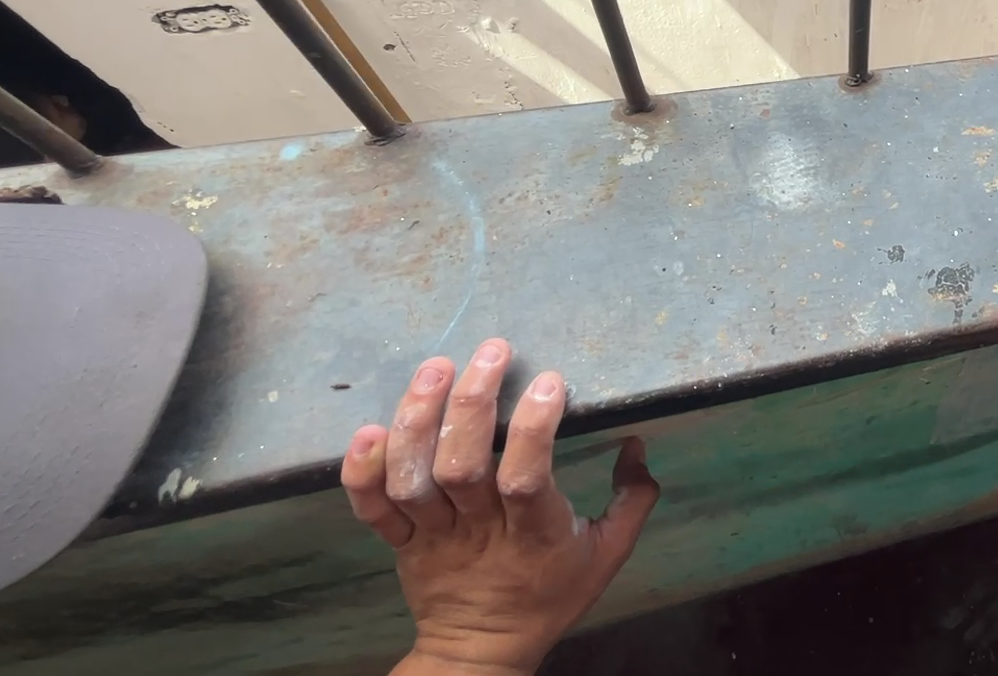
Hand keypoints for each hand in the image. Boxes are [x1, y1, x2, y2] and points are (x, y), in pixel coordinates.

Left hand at [341, 339, 660, 675]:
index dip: (532, 429)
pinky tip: (367, 430)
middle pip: (462, 467)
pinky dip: (362, 473)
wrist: (481, 654)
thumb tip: (635, 444)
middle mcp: (479, 532)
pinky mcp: (400, 544)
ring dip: (419, 420)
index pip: (525, 477)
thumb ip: (633, 497)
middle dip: (472, 404)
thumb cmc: (554, 594)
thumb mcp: (611, 551)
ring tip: (436, 367)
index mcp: (535, 534)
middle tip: (491, 351)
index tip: (547, 382)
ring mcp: (432, 538)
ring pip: (414, 479)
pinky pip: (372, 510)